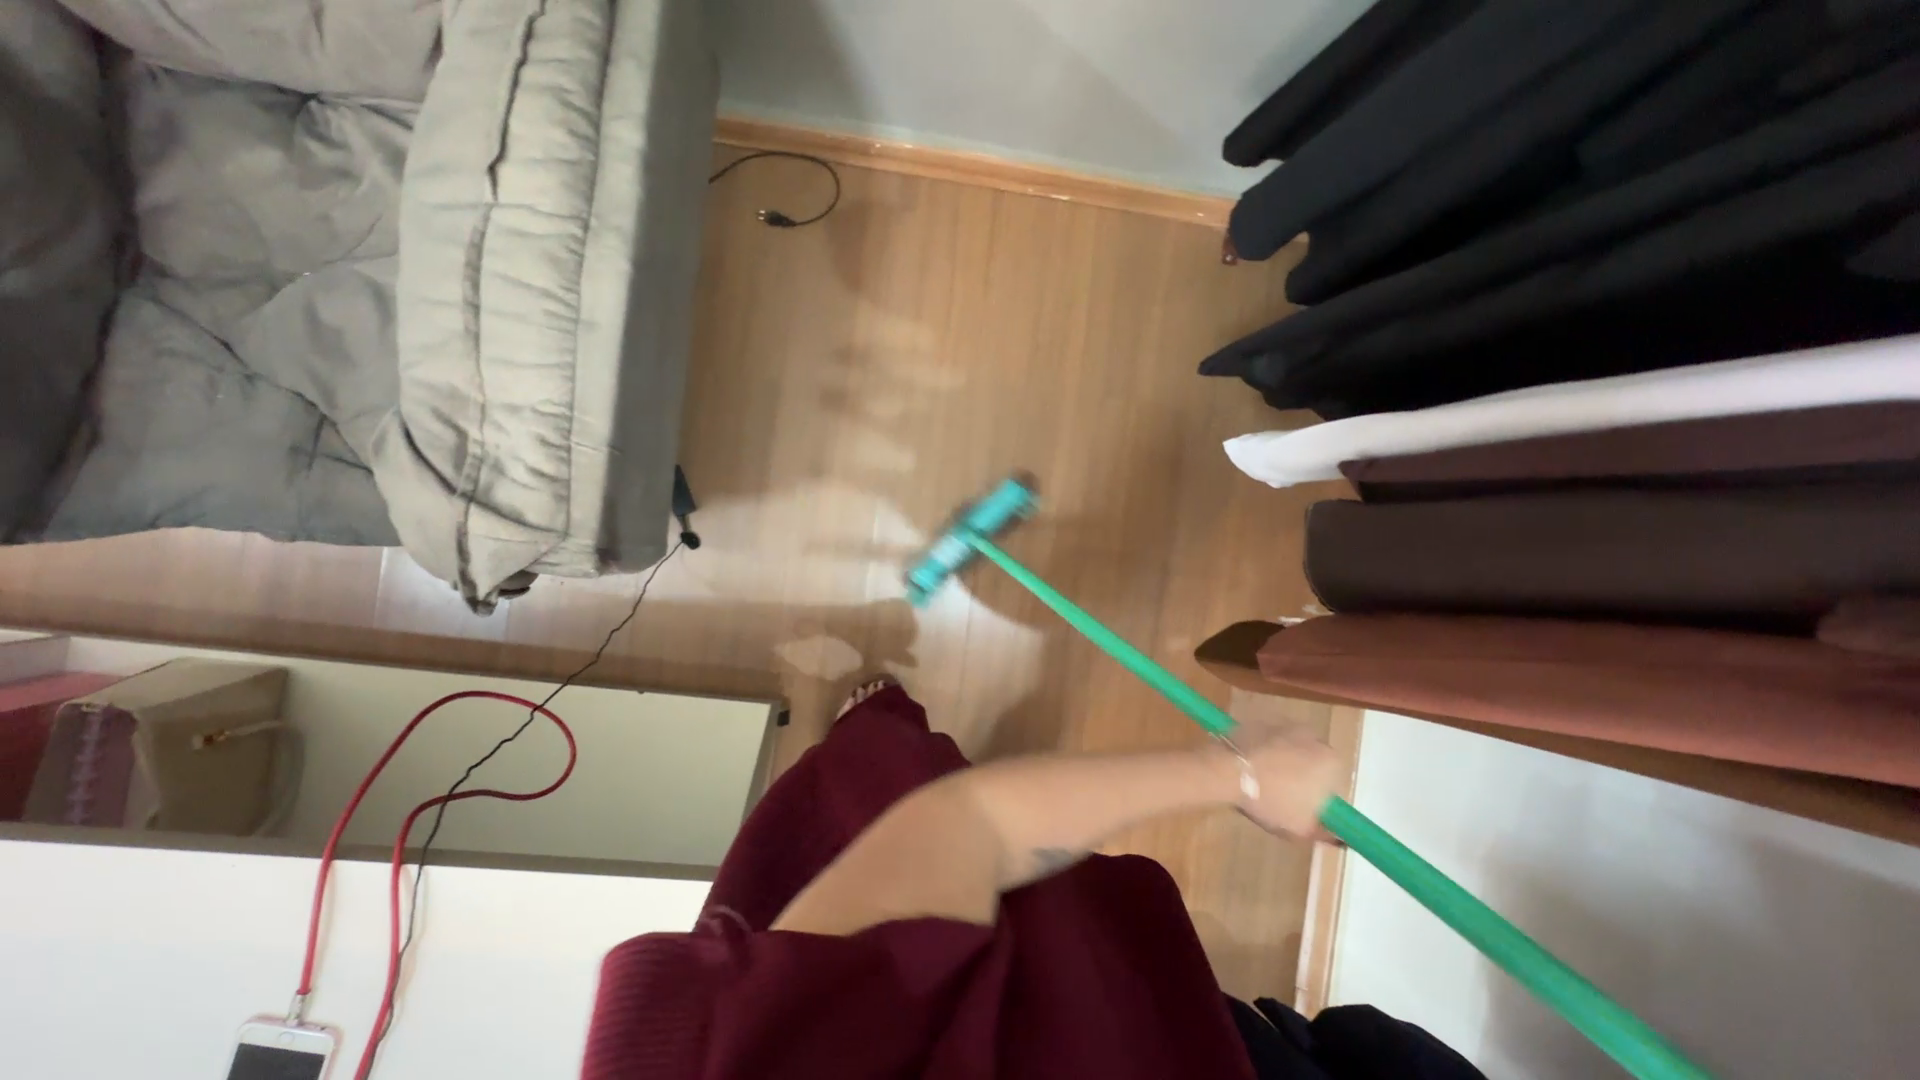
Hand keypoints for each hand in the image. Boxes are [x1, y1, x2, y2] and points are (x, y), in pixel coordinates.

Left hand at [1222, 729, 1343, 841]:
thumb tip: (1335, 835)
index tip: (1302, 811)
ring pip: (1292, 751)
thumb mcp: (1302, 829)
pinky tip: (1250, 767)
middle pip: (1314, 764)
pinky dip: (1265, 751)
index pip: (1334, 786)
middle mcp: (1315, 738)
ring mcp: (1286, 725)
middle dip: (1302, 779)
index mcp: (1332, 762)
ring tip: (1262, 783)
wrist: (1228, 770)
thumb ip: (1325, 832)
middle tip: (1281, 798)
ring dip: (1283, 764)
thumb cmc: (1271, 801)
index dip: (1319, 801)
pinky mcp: (1262, 720)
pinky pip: (1270, 741)